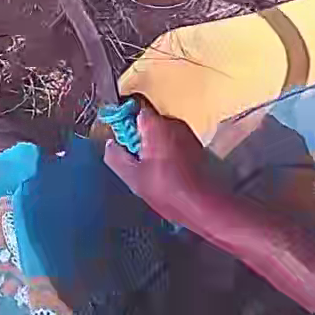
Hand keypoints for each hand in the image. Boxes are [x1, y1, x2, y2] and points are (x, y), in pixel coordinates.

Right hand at [102, 101, 219, 221]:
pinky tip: (163, 170)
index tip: (117, 135)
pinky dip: (165, 150)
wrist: (204, 207)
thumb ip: (114, 155)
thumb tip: (110, 145)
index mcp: (157, 126)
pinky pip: (173, 141)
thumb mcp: (131, 176)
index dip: (122, 120)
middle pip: (147, 120)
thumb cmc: (168, 190)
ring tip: (148, 166)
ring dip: (152, 143)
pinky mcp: (196, 147)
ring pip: (160, 131)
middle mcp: (174, 124)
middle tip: (131, 155)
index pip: (133, 107)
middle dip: (137, 134)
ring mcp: (188, 135)